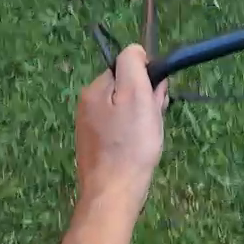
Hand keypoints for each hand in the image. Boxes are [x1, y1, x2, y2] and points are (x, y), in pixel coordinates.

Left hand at [74, 45, 166, 216]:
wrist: (114, 192)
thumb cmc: (131, 143)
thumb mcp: (137, 95)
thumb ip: (133, 65)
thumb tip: (136, 50)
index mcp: (95, 88)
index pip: (127, 67)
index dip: (147, 79)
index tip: (156, 99)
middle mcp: (87, 103)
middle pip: (126, 88)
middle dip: (146, 99)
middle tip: (153, 121)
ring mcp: (89, 126)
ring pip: (125, 108)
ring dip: (142, 116)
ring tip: (148, 137)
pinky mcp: (95, 146)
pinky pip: (119, 127)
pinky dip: (133, 133)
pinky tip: (138, 148)